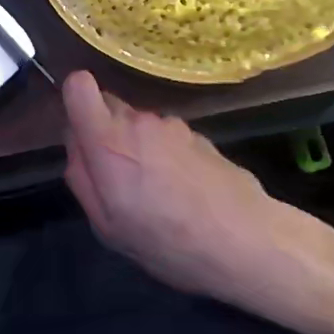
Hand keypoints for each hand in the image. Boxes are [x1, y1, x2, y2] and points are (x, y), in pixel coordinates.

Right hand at [61, 70, 333, 333]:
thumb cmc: (170, 241)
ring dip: (143, 148)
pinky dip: (173, 158)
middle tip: (124, 177)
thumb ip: (81, 178)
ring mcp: (175, 128)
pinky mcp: (204, 139)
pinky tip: (190, 194)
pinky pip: (172, 140)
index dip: (76, 100)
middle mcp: (138, 123)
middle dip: (109, 133)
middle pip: (110, 109)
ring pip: (142, 126)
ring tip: (162, 192)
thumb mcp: (107, 226)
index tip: (84, 129)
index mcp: (106, 140)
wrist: (257, 248)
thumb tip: (77, 148)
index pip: (79, 86)